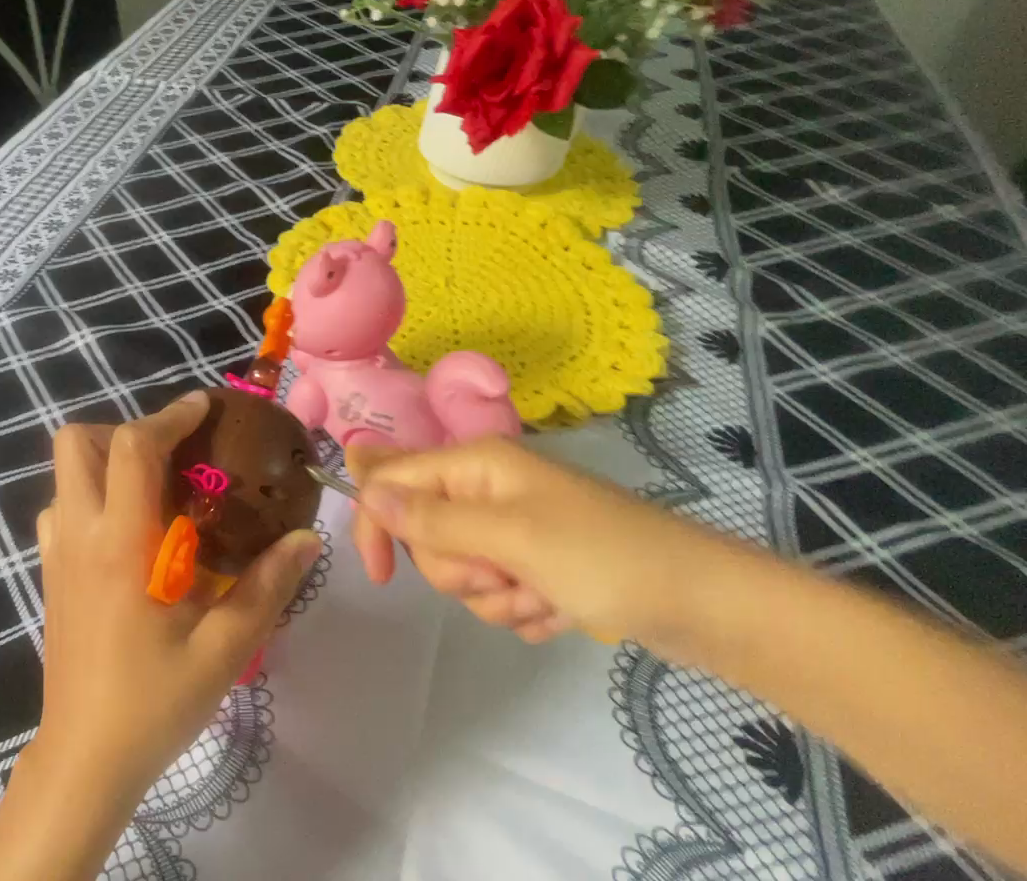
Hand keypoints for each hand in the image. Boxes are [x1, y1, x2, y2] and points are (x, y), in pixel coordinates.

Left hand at [0, 392, 320, 880]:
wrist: (86, 753)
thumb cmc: (156, 701)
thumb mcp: (224, 648)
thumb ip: (266, 585)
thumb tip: (304, 538)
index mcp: (121, 542)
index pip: (132, 447)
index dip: (168, 416)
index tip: (204, 408)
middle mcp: (79, 533)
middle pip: (77, 442)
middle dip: (123, 431)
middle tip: (174, 456)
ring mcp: (55, 552)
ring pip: (64, 474)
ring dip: (105, 463)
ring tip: (157, 492)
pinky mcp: (49, 572)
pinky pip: (60, 509)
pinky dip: (90, 497)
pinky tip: (130, 534)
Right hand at [347, 438, 726, 645]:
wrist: (708, 606)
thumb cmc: (606, 558)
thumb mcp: (510, 537)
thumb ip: (432, 517)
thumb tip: (366, 490)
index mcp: (476, 464)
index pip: (391, 482)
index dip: (377, 525)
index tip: (382, 577)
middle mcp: (486, 489)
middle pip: (425, 535)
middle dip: (458, 569)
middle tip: (504, 575)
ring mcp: (513, 529)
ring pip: (458, 571)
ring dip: (494, 597)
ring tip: (542, 598)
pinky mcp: (536, 566)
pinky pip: (493, 593)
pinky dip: (519, 609)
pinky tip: (557, 610)